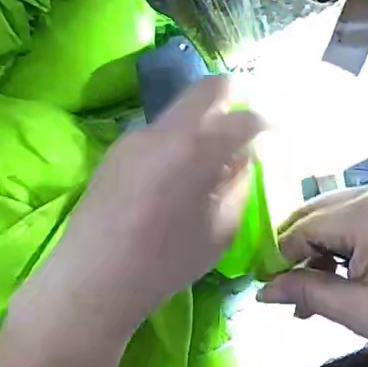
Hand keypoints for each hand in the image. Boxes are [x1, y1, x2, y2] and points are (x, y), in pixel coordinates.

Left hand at [17, 75, 262, 342]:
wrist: (93, 277)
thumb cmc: (166, 262)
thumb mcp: (221, 230)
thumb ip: (240, 186)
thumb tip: (243, 159)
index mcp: (197, 149)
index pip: (244, 118)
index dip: (266, 124)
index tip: (274, 134)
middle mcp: (164, 130)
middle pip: (207, 89)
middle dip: (234, 96)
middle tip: (245, 121)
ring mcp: (135, 136)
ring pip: (179, 111)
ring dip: (201, 122)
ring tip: (209, 158)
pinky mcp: (116, 149)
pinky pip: (157, 133)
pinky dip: (177, 140)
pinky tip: (175, 175)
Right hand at [256, 179, 367, 366]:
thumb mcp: (363, 311)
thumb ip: (308, 292)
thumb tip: (263, 290)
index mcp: (365, 212)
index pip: (300, 228)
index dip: (278, 259)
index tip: (267, 291)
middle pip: (314, 214)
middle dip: (296, 253)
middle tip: (287, 295)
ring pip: (333, 216)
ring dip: (318, 251)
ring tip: (313, 296)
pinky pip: (356, 219)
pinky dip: (342, 246)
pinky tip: (340, 279)